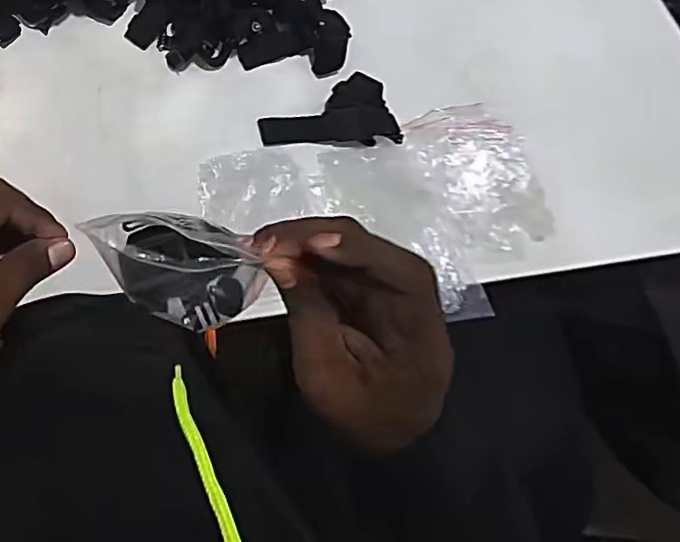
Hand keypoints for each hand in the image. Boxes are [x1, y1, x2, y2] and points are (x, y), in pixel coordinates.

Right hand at [253, 217, 452, 453]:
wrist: (370, 442)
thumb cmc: (353, 416)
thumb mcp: (323, 376)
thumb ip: (306, 314)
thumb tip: (278, 258)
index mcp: (419, 334)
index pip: (404, 275)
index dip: (361, 250)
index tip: (312, 243)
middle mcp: (407, 304)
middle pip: (371, 250)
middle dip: (316, 237)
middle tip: (265, 241)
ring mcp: (382, 294)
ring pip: (347, 248)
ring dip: (302, 240)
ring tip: (260, 245)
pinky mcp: (359, 291)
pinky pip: (331, 260)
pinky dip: (300, 252)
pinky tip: (273, 252)